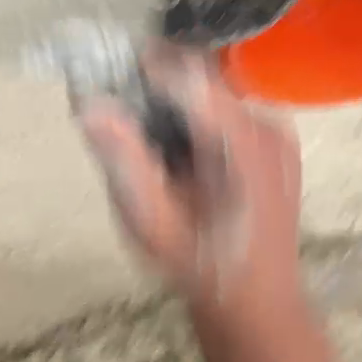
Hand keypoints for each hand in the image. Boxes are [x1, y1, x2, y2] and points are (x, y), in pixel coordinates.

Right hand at [78, 45, 304, 319]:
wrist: (255, 301)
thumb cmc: (198, 260)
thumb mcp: (150, 217)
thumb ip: (122, 157)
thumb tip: (88, 103)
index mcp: (243, 143)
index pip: (187, 71)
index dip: (139, 61)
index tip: (98, 63)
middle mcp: (266, 125)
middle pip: (198, 67)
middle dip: (151, 70)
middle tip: (111, 91)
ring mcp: (273, 129)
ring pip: (207, 76)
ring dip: (166, 84)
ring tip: (135, 116)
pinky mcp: (268, 135)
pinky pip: (219, 94)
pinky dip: (184, 99)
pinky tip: (166, 132)